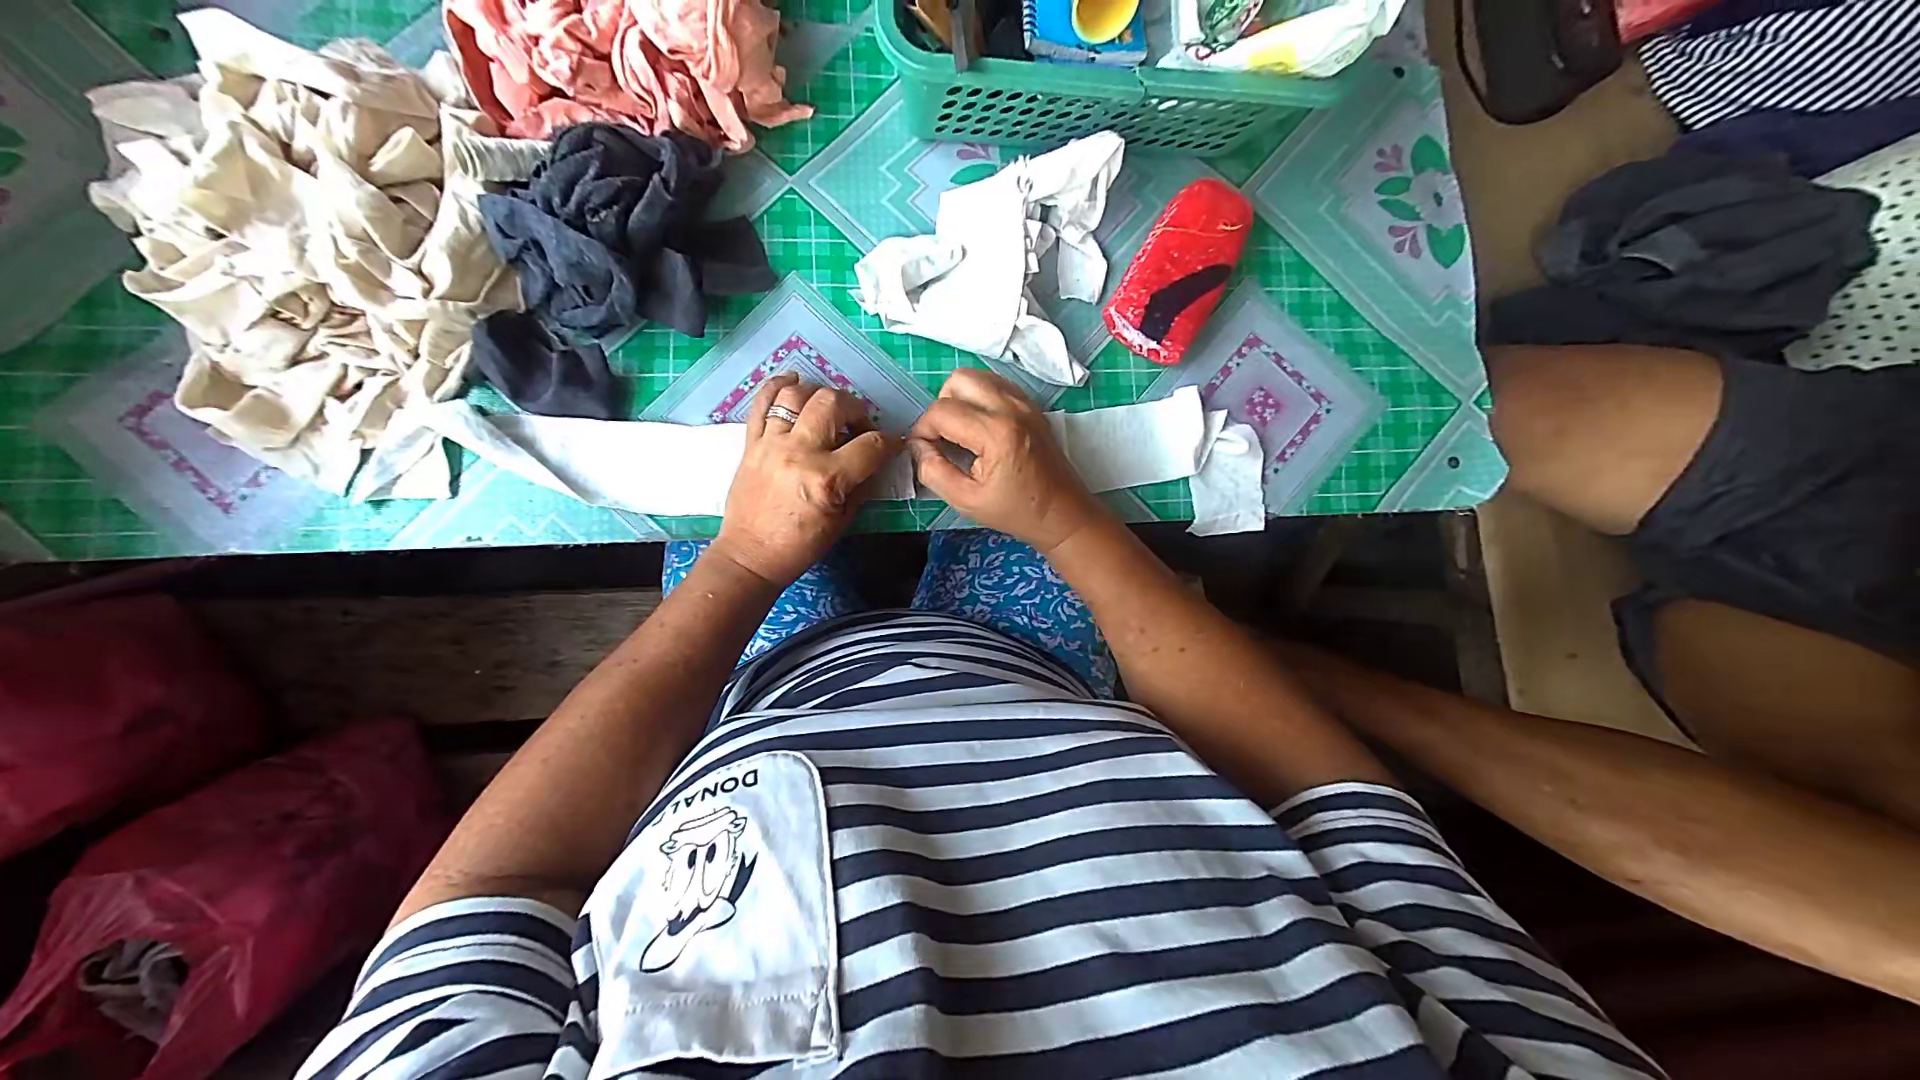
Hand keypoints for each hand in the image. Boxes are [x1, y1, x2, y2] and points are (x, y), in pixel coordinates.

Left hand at [712, 374, 898, 586]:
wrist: (752, 554)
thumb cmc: (801, 544)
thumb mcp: (844, 520)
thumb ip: (862, 484)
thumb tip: (877, 458)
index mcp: (828, 479)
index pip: (871, 445)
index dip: (890, 442)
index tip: (892, 444)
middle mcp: (800, 453)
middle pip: (834, 404)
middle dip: (855, 410)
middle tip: (857, 426)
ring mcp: (772, 444)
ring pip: (798, 395)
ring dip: (820, 395)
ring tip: (827, 409)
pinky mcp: (751, 442)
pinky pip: (762, 401)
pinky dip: (778, 385)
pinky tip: (795, 383)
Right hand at [907, 368, 1111, 552]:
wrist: (1063, 513)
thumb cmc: (1016, 512)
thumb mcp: (966, 501)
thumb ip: (933, 471)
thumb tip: (917, 447)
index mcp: (996, 433)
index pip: (941, 411)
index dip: (923, 431)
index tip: (925, 451)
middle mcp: (1011, 408)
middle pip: (958, 380)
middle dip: (941, 407)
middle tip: (944, 438)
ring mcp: (1024, 402)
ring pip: (977, 376)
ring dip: (960, 399)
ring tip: (962, 432)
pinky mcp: (1032, 404)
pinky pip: (996, 384)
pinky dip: (980, 398)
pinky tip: (981, 427)